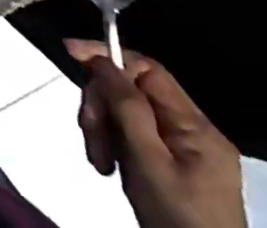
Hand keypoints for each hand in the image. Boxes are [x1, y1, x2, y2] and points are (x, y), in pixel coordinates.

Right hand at [67, 39, 246, 227]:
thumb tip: (103, 60)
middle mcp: (193, 132)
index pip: (147, 70)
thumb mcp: (149, 164)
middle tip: (90, 139)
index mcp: (195, 126)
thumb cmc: (179, 223)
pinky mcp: (174, 172)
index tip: (70, 55)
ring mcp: (185, 154)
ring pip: (129, 116)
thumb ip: (128, 109)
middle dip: (103, 106)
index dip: (108, 57)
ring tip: (101, 164)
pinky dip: (115, 147)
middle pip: (134, 92)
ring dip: (105, 130)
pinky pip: (135, 141)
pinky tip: (111, 170)